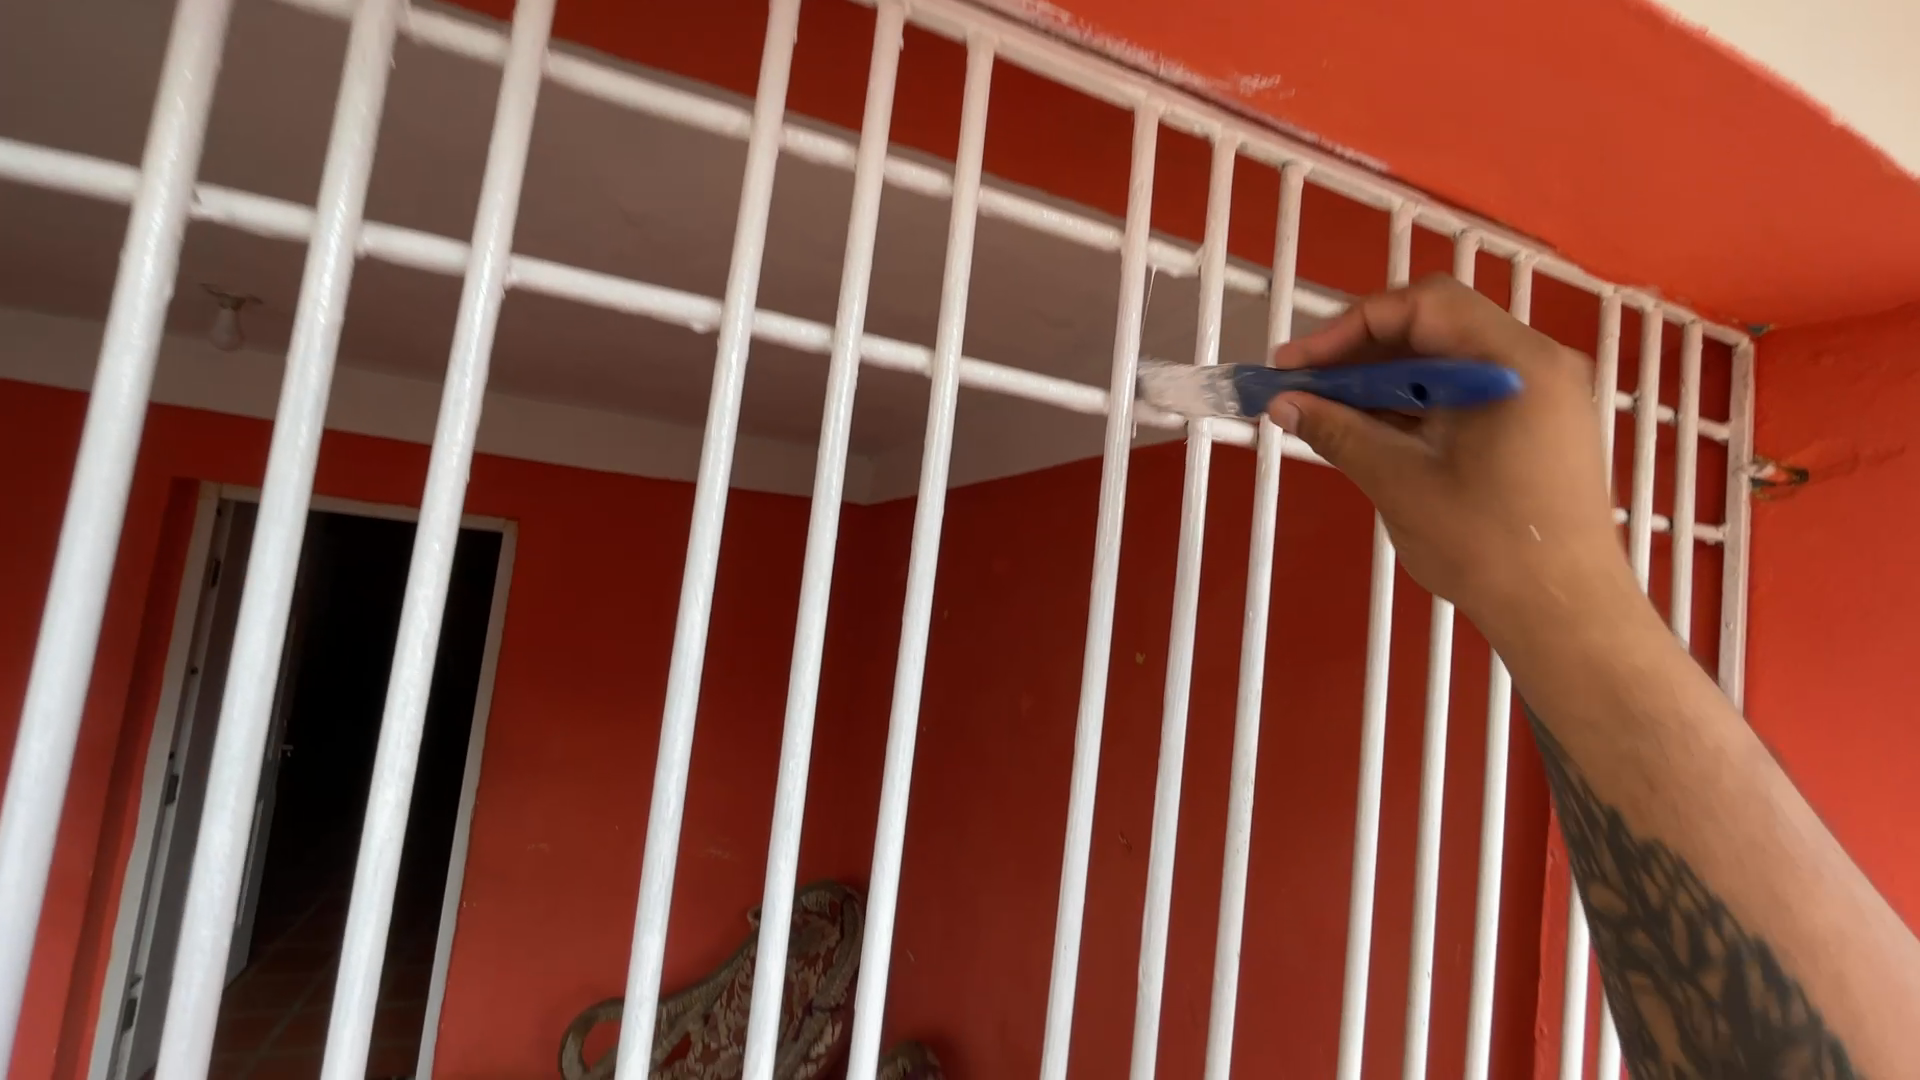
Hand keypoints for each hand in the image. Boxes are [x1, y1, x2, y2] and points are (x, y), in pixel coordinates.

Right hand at [1266, 273, 1637, 640]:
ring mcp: (1536, 395)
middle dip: (1359, 353)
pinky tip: (1367, 430)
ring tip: (1325, 410)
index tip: (1295, 363)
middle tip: (1302, 385)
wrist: (1561, 610)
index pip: (1423, 306)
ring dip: (1379, 381)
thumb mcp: (1398, 481)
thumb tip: (1282, 404)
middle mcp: (1533, 364)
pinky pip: (1458, 394)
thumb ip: (1338, 431)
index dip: (1349, 327)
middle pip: (1433, 328)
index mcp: (1513, 364)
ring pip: (1442, 363)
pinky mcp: (1530, 425)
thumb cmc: (1484, 544)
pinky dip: (1408, 405)